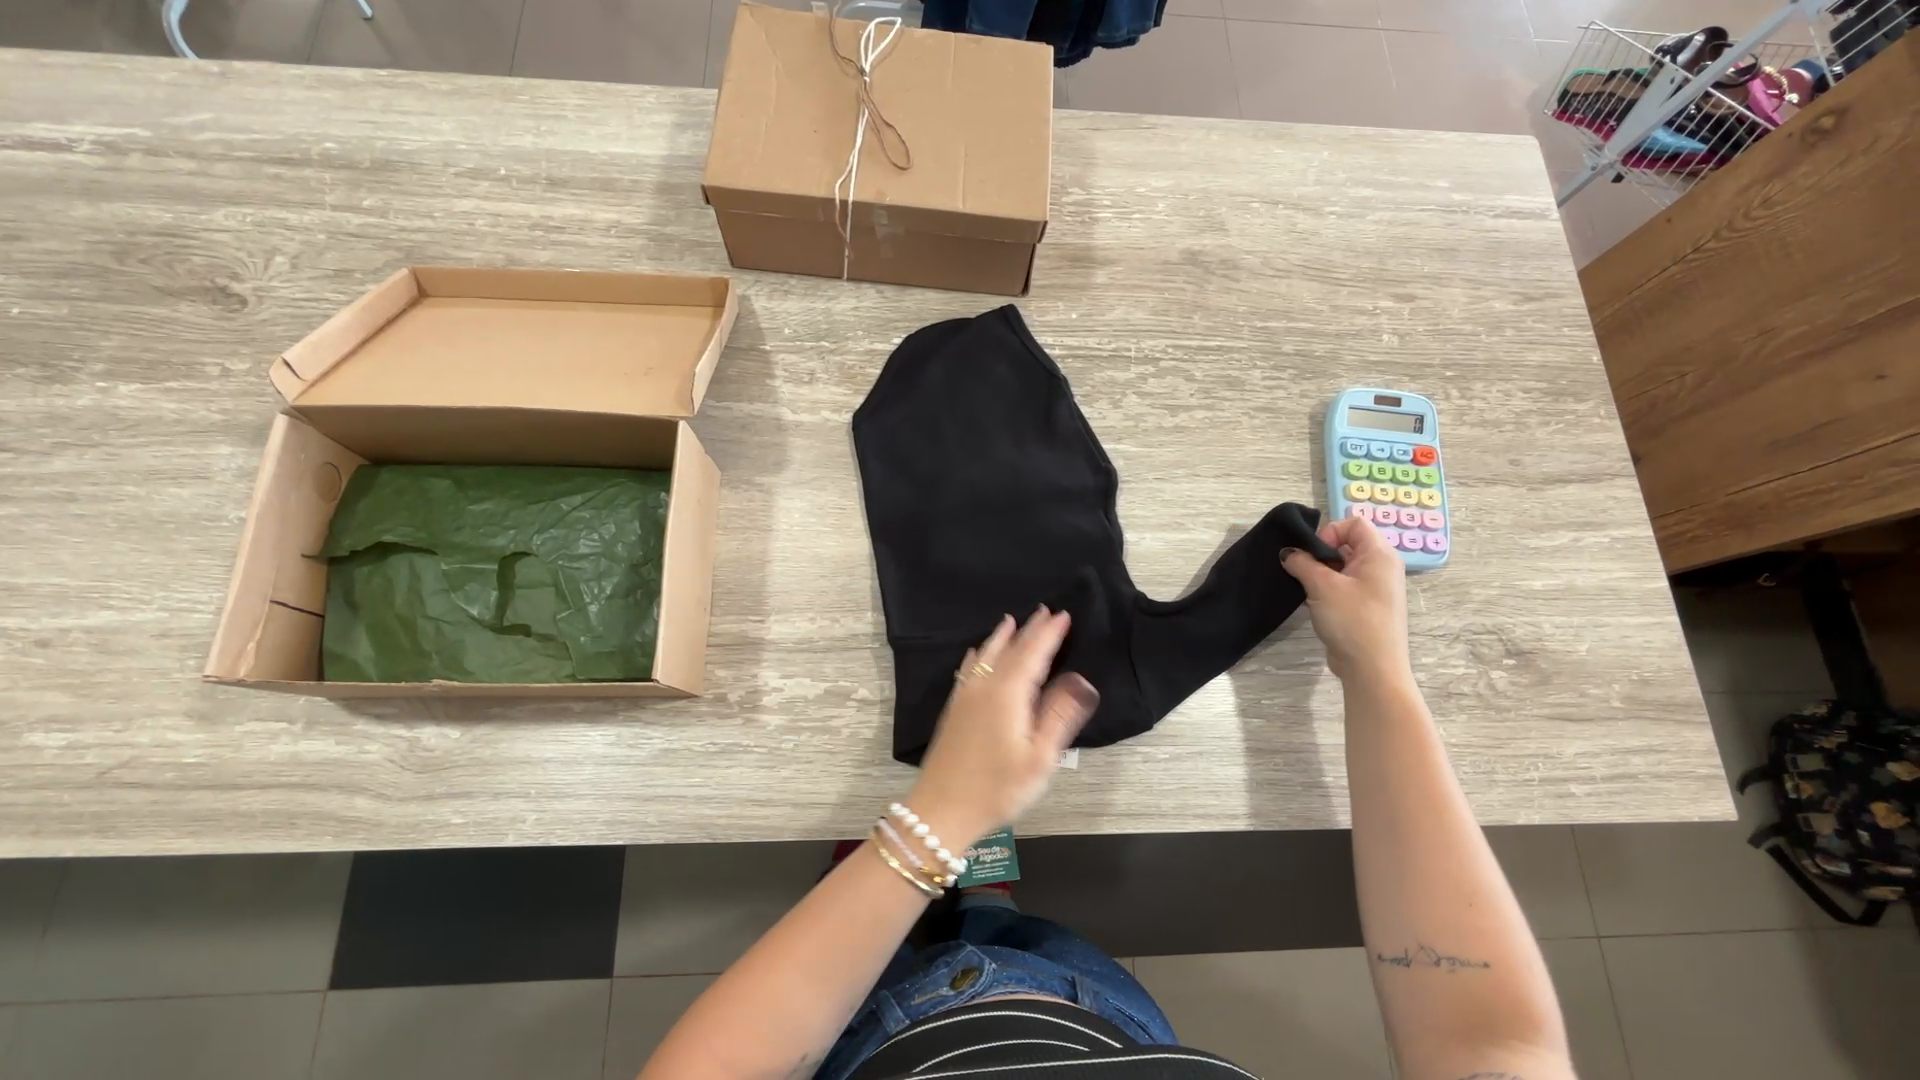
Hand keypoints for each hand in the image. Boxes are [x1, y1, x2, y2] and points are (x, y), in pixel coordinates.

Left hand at [906, 608, 1098, 849]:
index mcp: (1008, 694)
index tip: (1064, 615)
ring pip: (985, 655)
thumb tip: (1081, 681)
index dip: (1049, 634)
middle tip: (1045, 611)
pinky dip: (977, 654)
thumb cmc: (998, 788)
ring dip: (1002, 637)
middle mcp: (984, 687)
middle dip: (1029, 630)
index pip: (1033, 654)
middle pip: (1010, 650)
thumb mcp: (1040, 758)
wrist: (942, 809)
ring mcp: (965, 697)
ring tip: (1011, 621)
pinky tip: (974, 653)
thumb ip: (1060, 715)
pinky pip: (967, 669)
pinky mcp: (954, 710)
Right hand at [1280, 515, 1412, 683]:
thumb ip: (1301, 563)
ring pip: (1343, 567)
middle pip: (1347, 544)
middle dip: (1320, 554)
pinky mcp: (1366, 607)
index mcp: (1379, 555)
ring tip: (1306, 589)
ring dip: (1321, 574)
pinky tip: (1313, 604)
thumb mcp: (1322, 586)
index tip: (1313, 554)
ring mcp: (1375, 589)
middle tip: (1304, 571)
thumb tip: (1288, 553)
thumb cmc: (1353, 620)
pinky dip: (1327, 590)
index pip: (1353, 523)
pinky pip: (1344, 587)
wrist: (1373, 668)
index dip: (1329, 532)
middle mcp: (1382, 567)